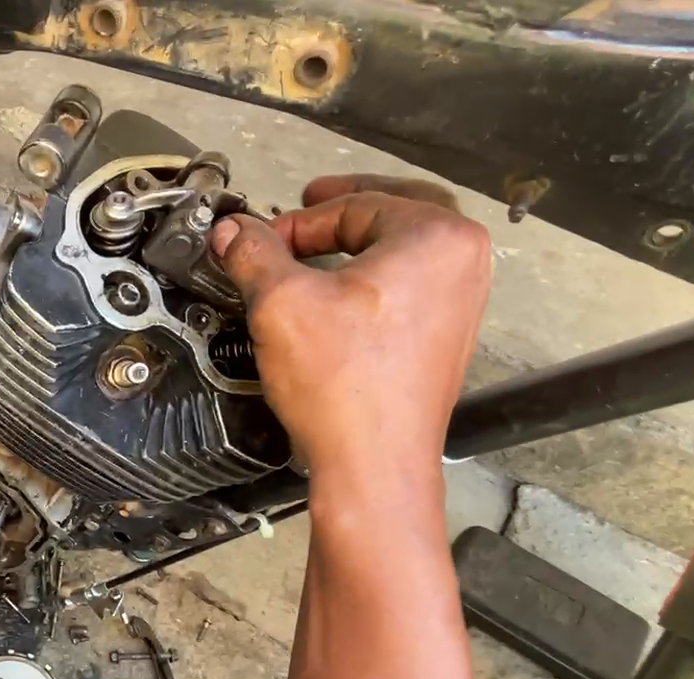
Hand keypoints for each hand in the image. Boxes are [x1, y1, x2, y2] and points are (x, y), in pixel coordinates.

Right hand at [211, 174, 491, 481]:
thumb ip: (254, 255)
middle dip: (345, 211)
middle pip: (398, 211)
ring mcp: (460, 304)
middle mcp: (461, 264)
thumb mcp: (280, 304)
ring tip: (318, 254)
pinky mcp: (443, 340)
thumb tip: (232, 230)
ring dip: (360, 245)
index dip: (298, 220)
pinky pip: (409, 289)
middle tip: (307, 208)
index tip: (261, 241)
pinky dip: (373, 280)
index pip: (356, 204)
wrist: (371, 460)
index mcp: (435, 237)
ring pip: (405, 252)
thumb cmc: (341, 385)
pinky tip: (338, 300)